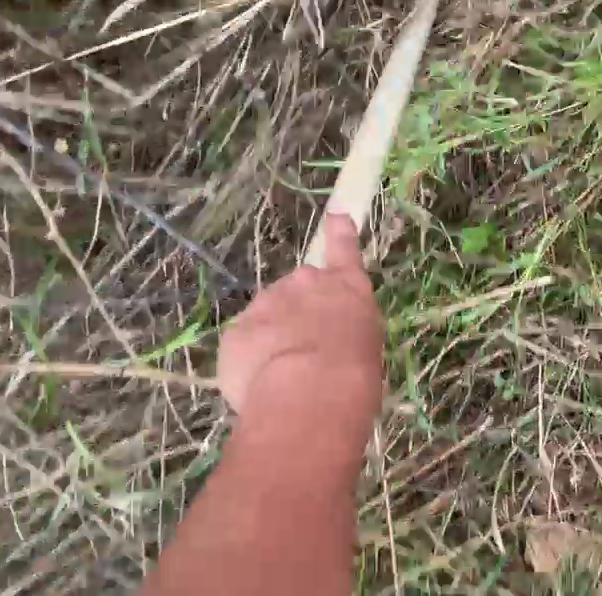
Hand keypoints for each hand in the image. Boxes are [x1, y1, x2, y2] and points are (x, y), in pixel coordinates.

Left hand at [217, 214, 382, 439]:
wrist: (312, 386)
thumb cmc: (355, 366)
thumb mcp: (364, 338)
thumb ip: (343, 323)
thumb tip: (326, 335)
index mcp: (348, 285)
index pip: (344, 248)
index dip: (340, 232)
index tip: (335, 214)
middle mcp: (308, 282)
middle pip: (298, 287)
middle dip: (296, 307)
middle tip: (302, 341)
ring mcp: (269, 302)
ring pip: (266, 313)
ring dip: (271, 332)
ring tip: (281, 367)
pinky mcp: (236, 328)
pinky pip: (242, 340)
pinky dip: (249, 355)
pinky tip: (261, 377)